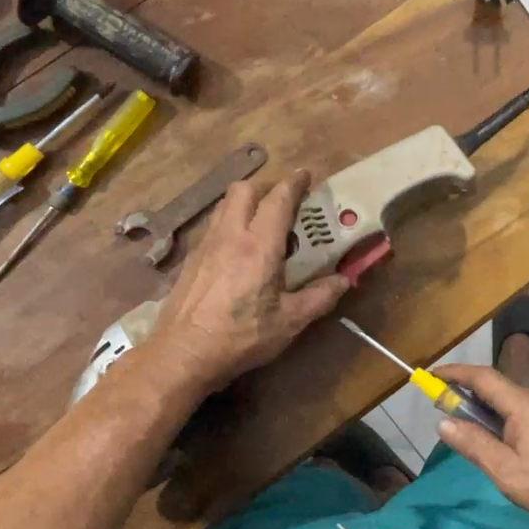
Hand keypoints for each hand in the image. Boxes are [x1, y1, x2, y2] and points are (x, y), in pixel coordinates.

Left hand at [146, 171, 350, 391]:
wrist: (184, 353)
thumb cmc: (241, 337)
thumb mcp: (290, 322)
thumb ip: (320, 297)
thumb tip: (344, 280)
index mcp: (259, 247)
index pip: (278, 200)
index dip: (294, 184)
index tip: (306, 175)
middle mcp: (230, 236)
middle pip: (245, 190)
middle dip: (267, 186)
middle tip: (285, 199)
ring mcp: (206, 246)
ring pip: (225, 205)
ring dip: (246, 202)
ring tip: (264, 220)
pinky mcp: (192, 260)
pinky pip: (214, 226)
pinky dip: (231, 222)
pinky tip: (240, 248)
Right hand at [433, 364, 528, 528]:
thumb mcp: (503, 469)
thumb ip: (473, 443)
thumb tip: (443, 422)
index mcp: (525, 404)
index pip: (483, 377)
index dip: (454, 373)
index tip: (430, 376)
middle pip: (496, 385)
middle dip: (467, 392)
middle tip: (443, 408)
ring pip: (509, 397)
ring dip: (484, 405)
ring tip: (465, 426)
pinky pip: (521, 407)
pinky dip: (501, 414)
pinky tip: (494, 435)